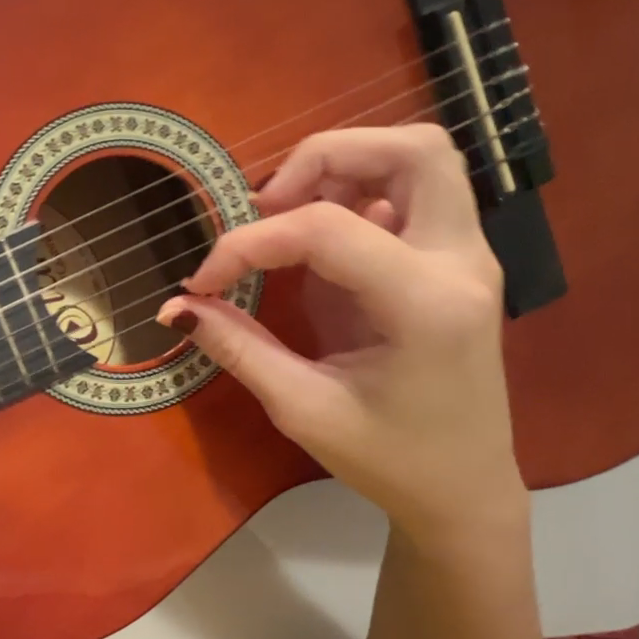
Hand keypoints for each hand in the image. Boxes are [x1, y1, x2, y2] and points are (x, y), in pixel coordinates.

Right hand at [157, 125, 526, 536]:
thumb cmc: (387, 458)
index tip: (202, 282)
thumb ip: (238, 347)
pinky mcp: (447, 263)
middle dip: (324, 157)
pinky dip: (353, 196)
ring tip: (281, 214)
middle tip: (263, 205)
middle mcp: (459, 261)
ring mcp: (463, 256)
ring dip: (343, 169)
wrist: (462, 487)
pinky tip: (310, 241)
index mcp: (425, 303)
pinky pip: (408, 197)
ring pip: (418, 160)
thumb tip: (175, 308)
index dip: (248, 242)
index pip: (328, 228)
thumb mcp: (301, 408)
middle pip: (412, 150)